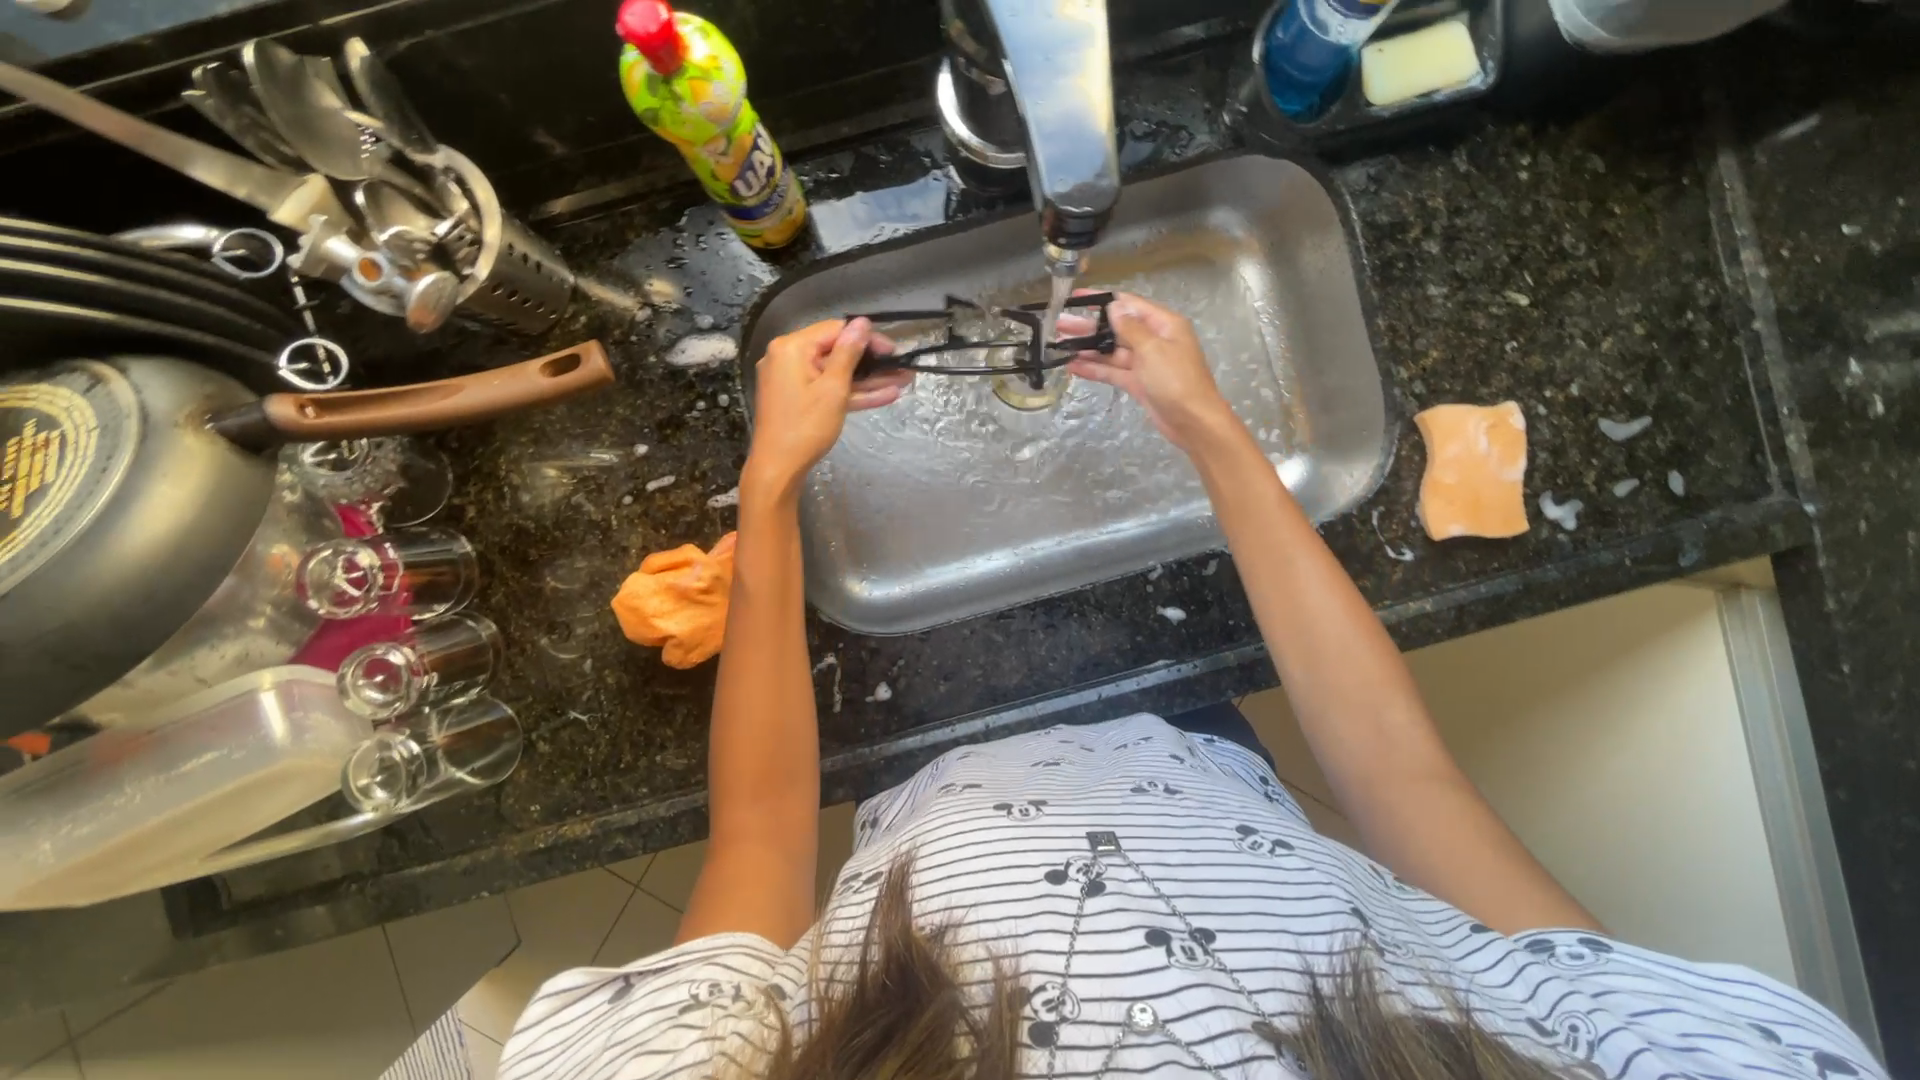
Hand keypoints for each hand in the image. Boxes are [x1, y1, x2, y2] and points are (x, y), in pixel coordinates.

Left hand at [744, 317, 911, 491]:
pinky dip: (850, 393)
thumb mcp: (833, 389)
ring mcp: (791, 379)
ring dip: (868, 379)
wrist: (778, 468)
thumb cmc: (805, 427)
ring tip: (902, 382)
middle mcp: (787, 357)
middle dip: (871, 362)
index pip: (835, 330)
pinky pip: (827, 388)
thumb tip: (862, 323)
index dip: (866, 338)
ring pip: (835, 373)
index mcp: (791, 348)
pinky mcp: (797, 398)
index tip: (892, 350)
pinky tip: (885, 395)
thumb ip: (848, 353)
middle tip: (900, 367)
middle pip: (836, 351)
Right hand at [1061, 292, 1239, 454]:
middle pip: (1116, 328)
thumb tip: (1113, 307)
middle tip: (1059, 324)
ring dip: (1088, 348)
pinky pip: (1113, 371)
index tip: (1076, 296)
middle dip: (1089, 326)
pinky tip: (1073, 365)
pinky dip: (1095, 368)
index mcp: (1163, 324)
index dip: (1102, 300)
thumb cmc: (1176, 381)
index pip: (1128, 305)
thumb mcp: (1153, 349)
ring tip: (1059, 344)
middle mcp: (1154, 339)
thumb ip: (1130, 328)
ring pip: (1112, 350)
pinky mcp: (1138, 382)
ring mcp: (1145, 362)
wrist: (1193, 421)